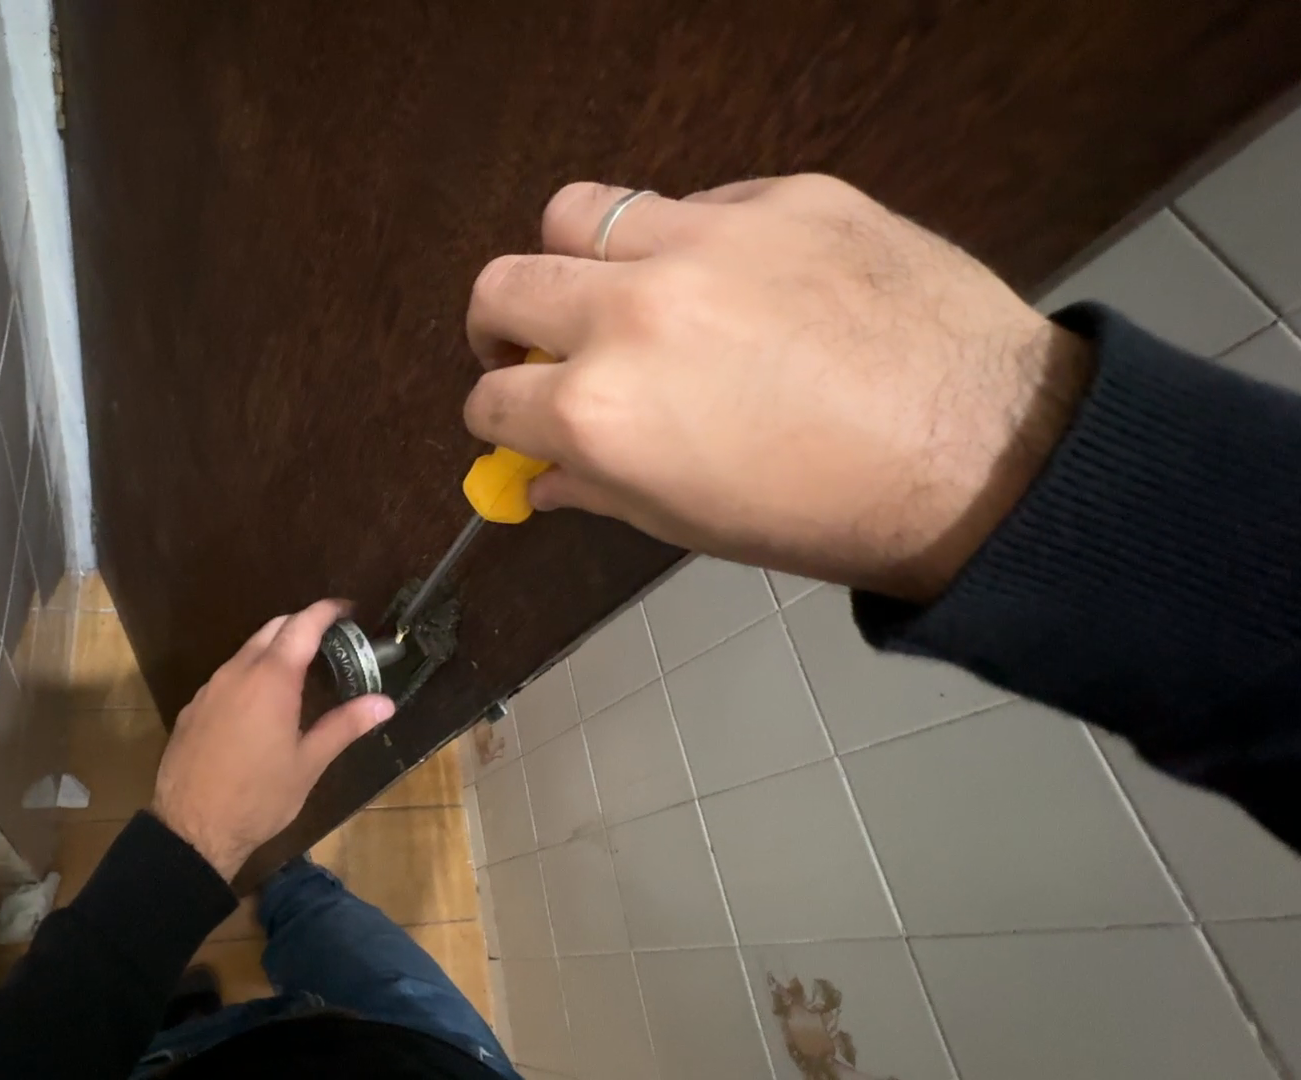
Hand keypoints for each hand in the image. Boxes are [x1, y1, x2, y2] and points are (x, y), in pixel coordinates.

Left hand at [150, 599, 394, 880]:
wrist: (191, 828)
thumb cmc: (259, 796)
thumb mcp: (309, 763)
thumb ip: (346, 725)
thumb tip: (385, 703)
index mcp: (272, 679)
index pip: (302, 625)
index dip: (326, 611)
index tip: (347, 610)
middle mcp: (238, 671)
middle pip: (273, 628)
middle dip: (302, 624)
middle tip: (330, 640)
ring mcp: (210, 687)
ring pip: (247, 650)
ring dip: (275, 648)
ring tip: (301, 670)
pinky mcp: (194, 706)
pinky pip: (228, 674)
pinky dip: (251, 672)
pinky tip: (262, 703)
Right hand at [464, 175, 1092, 601]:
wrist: (979, 458)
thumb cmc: (807, 514)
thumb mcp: (673, 520)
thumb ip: (585, 486)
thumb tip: (535, 476)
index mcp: (596, 411)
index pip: (489, 400)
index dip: (495, 420)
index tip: (516, 422)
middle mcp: (629, 314)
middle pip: (499, 287)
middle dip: (496, 328)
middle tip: (530, 348)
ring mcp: (705, 241)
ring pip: (572, 213)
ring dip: (569, 261)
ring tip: (611, 291)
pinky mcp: (782, 196)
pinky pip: (688, 205)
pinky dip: (679, 245)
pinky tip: (728, 283)